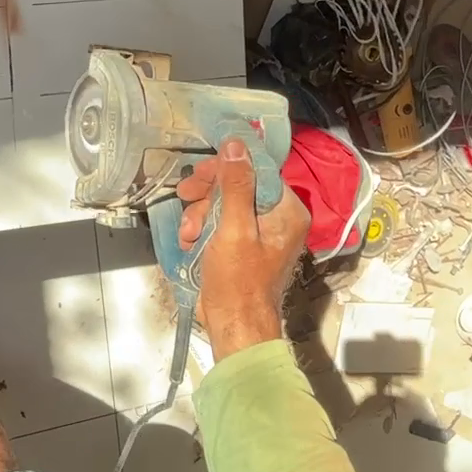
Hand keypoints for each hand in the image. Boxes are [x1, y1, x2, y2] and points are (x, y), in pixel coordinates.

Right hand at [176, 137, 310, 360]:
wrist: (234, 326)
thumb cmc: (238, 280)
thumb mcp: (233, 228)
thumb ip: (235, 185)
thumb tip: (236, 145)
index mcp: (287, 211)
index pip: (257, 171)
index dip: (226, 168)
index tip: (200, 173)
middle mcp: (278, 218)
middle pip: (238, 185)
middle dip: (207, 194)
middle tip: (185, 195)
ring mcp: (260, 233)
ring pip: (224, 204)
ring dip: (200, 214)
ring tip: (188, 233)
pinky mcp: (243, 246)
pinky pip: (220, 223)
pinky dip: (202, 229)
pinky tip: (189, 241)